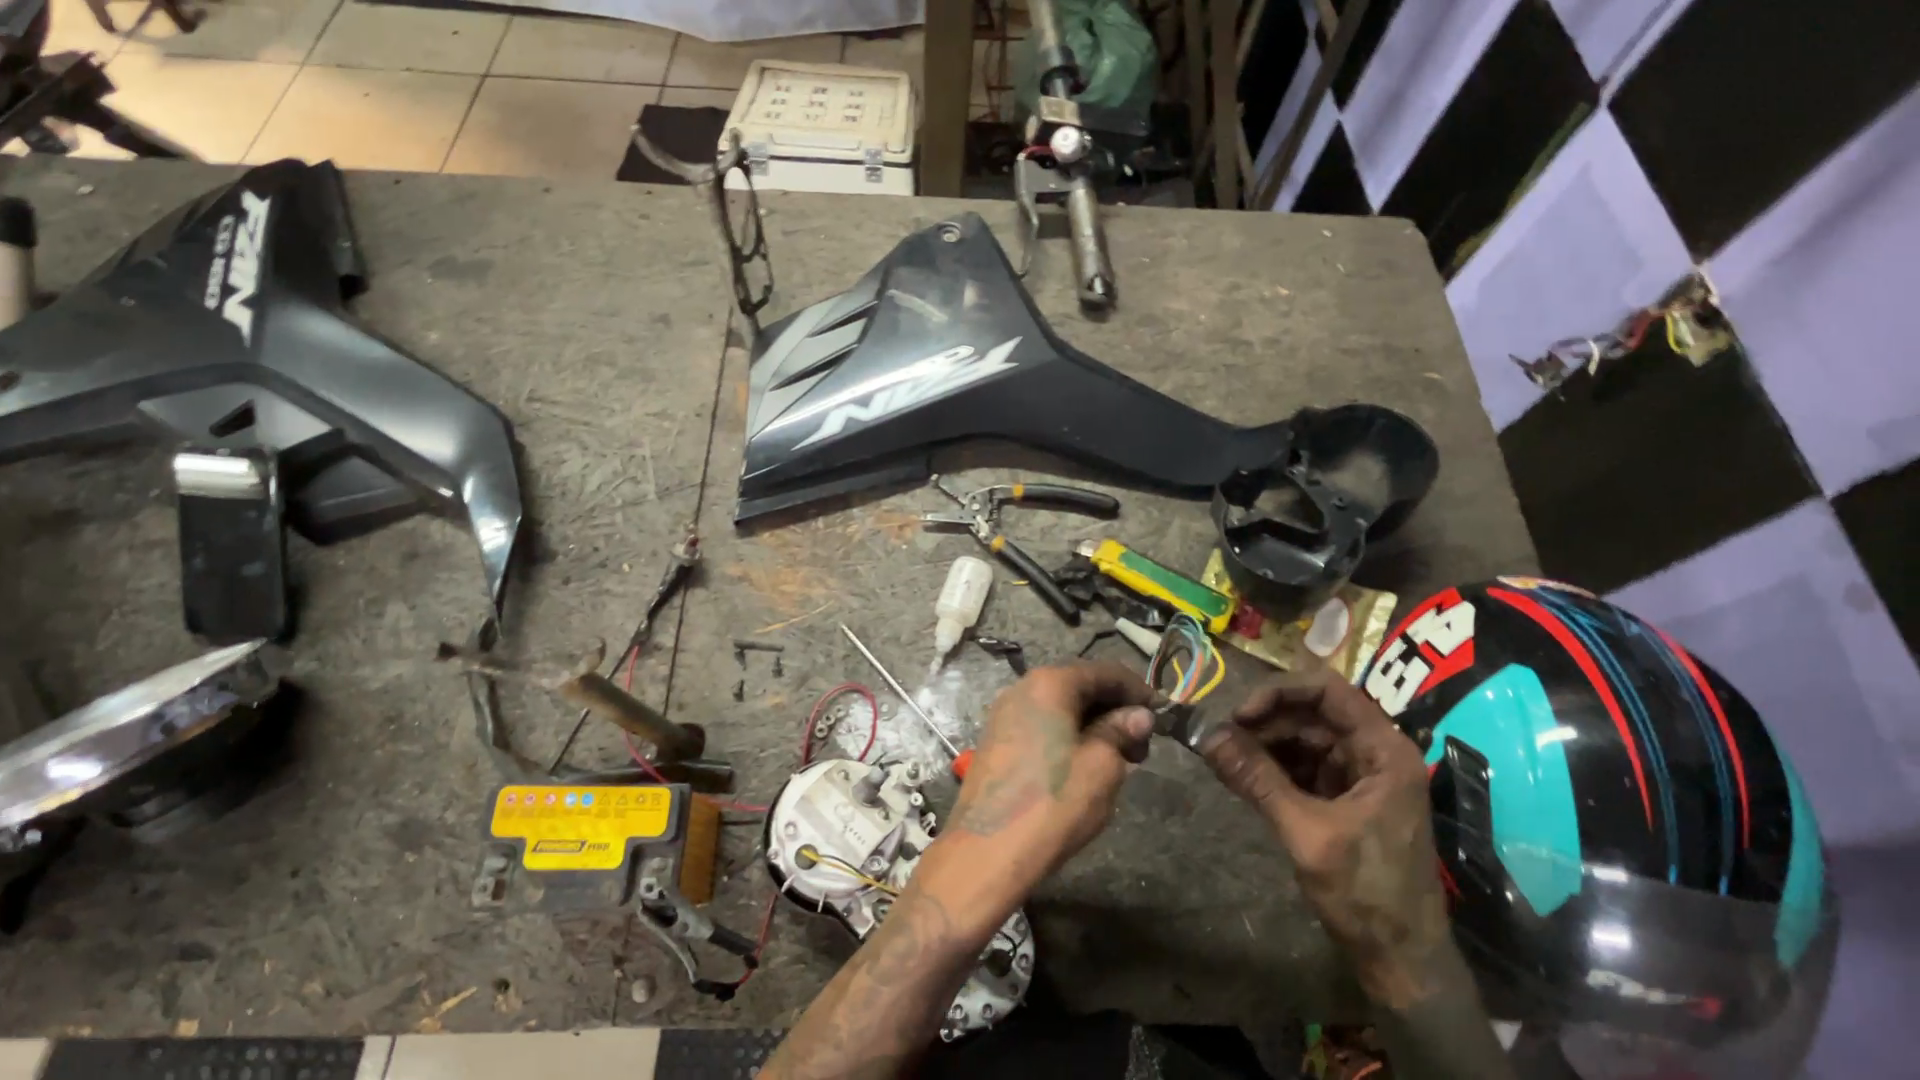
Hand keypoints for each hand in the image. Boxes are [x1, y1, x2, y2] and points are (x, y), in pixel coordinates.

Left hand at [940, 661, 1153, 890]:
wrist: (987, 851)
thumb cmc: (1053, 803)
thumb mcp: (1102, 765)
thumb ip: (1121, 731)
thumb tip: (1139, 715)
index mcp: (1050, 683)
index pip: (1105, 672)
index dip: (1139, 691)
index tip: (1163, 716)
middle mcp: (1022, 688)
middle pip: (1080, 687)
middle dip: (1115, 711)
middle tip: (1142, 749)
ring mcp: (1004, 715)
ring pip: (1061, 709)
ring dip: (1093, 727)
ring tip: (1118, 763)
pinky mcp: (996, 742)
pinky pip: (1042, 728)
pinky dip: (1069, 738)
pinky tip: (1084, 768)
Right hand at [1200, 669, 1449, 1007]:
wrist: (1402, 958)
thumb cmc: (1366, 891)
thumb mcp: (1307, 831)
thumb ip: (1257, 779)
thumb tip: (1207, 737)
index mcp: (1383, 751)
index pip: (1329, 692)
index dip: (1280, 693)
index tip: (1239, 714)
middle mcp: (1374, 754)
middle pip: (1313, 715)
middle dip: (1266, 722)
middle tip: (1221, 740)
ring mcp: (1360, 778)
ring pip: (1305, 741)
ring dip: (1265, 745)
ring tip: (1224, 759)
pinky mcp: (1344, 801)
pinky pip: (1304, 768)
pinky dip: (1273, 769)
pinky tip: (1243, 777)